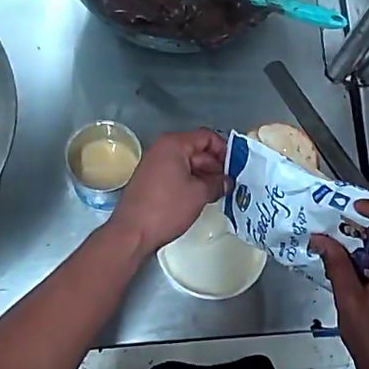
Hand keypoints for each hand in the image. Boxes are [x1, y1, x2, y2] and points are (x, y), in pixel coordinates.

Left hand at [108, 128, 227, 254]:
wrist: (132, 232)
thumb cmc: (167, 208)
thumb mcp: (199, 194)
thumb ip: (218, 183)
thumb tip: (228, 182)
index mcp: (174, 145)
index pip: (207, 137)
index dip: (224, 150)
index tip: (235, 167)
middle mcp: (162, 149)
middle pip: (197, 150)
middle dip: (215, 165)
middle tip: (231, 183)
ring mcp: (154, 165)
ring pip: (187, 164)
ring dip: (204, 176)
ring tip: (219, 192)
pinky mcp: (150, 181)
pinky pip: (176, 174)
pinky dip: (190, 182)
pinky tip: (201, 197)